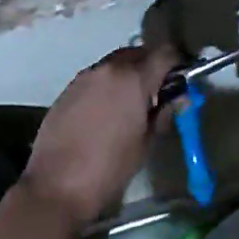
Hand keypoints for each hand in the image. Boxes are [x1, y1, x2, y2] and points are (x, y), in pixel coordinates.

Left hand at [20, 45, 177, 226]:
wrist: (56, 186)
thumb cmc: (109, 168)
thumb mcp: (146, 143)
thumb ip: (164, 113)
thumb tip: (180, 97)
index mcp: (133, 78)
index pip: (165, 54)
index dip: (177, 63)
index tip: (182, 79)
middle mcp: (109, 68)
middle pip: (139, 53)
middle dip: (152, 66)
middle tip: (159, 91)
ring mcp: (86, 75)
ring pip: (116, 62)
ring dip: (129, 73)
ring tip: (132, 101)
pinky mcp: (69, 87)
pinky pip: (97, 75)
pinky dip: (108, 83)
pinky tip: (107, 109)